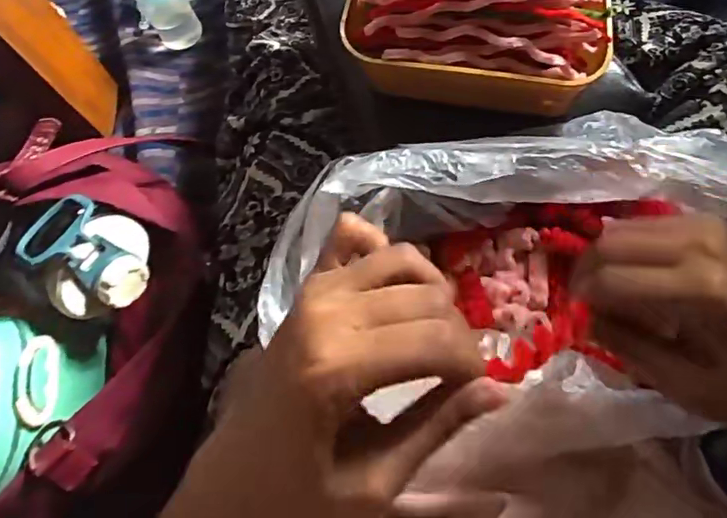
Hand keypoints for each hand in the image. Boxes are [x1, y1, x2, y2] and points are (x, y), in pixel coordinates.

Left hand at [167, 215, 505, 517]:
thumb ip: (435, 427)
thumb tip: (499, 389)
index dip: (473, 362)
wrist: (226, 482)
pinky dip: (383, 250)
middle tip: (461, 371)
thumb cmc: (295, 497)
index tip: (483, 387)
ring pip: (402, 259)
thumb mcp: (371, 485)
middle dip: (458, 331)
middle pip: (426, 297)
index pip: (436, 341)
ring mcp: (314, 288)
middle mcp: (328, 310)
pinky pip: (353, 235)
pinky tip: (397, 287)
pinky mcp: (307, 283)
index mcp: (338, 366)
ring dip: (432, 291)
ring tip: (435, 333)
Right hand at [572, 214, 726, 441]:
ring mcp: (705, 223)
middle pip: (613, 240)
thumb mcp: (691, 389)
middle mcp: (702, 242)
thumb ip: (630, 348)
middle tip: (580, 298)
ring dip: (604, 255)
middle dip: (587, 268)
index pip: (616, 278)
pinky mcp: (706, 219)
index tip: (573, 314)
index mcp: (704, 289)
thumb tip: (582, 314)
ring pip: (623, 226)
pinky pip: (644, 223)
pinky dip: (626, 246)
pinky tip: (633, 274)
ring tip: (605, 289)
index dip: (584, 295)